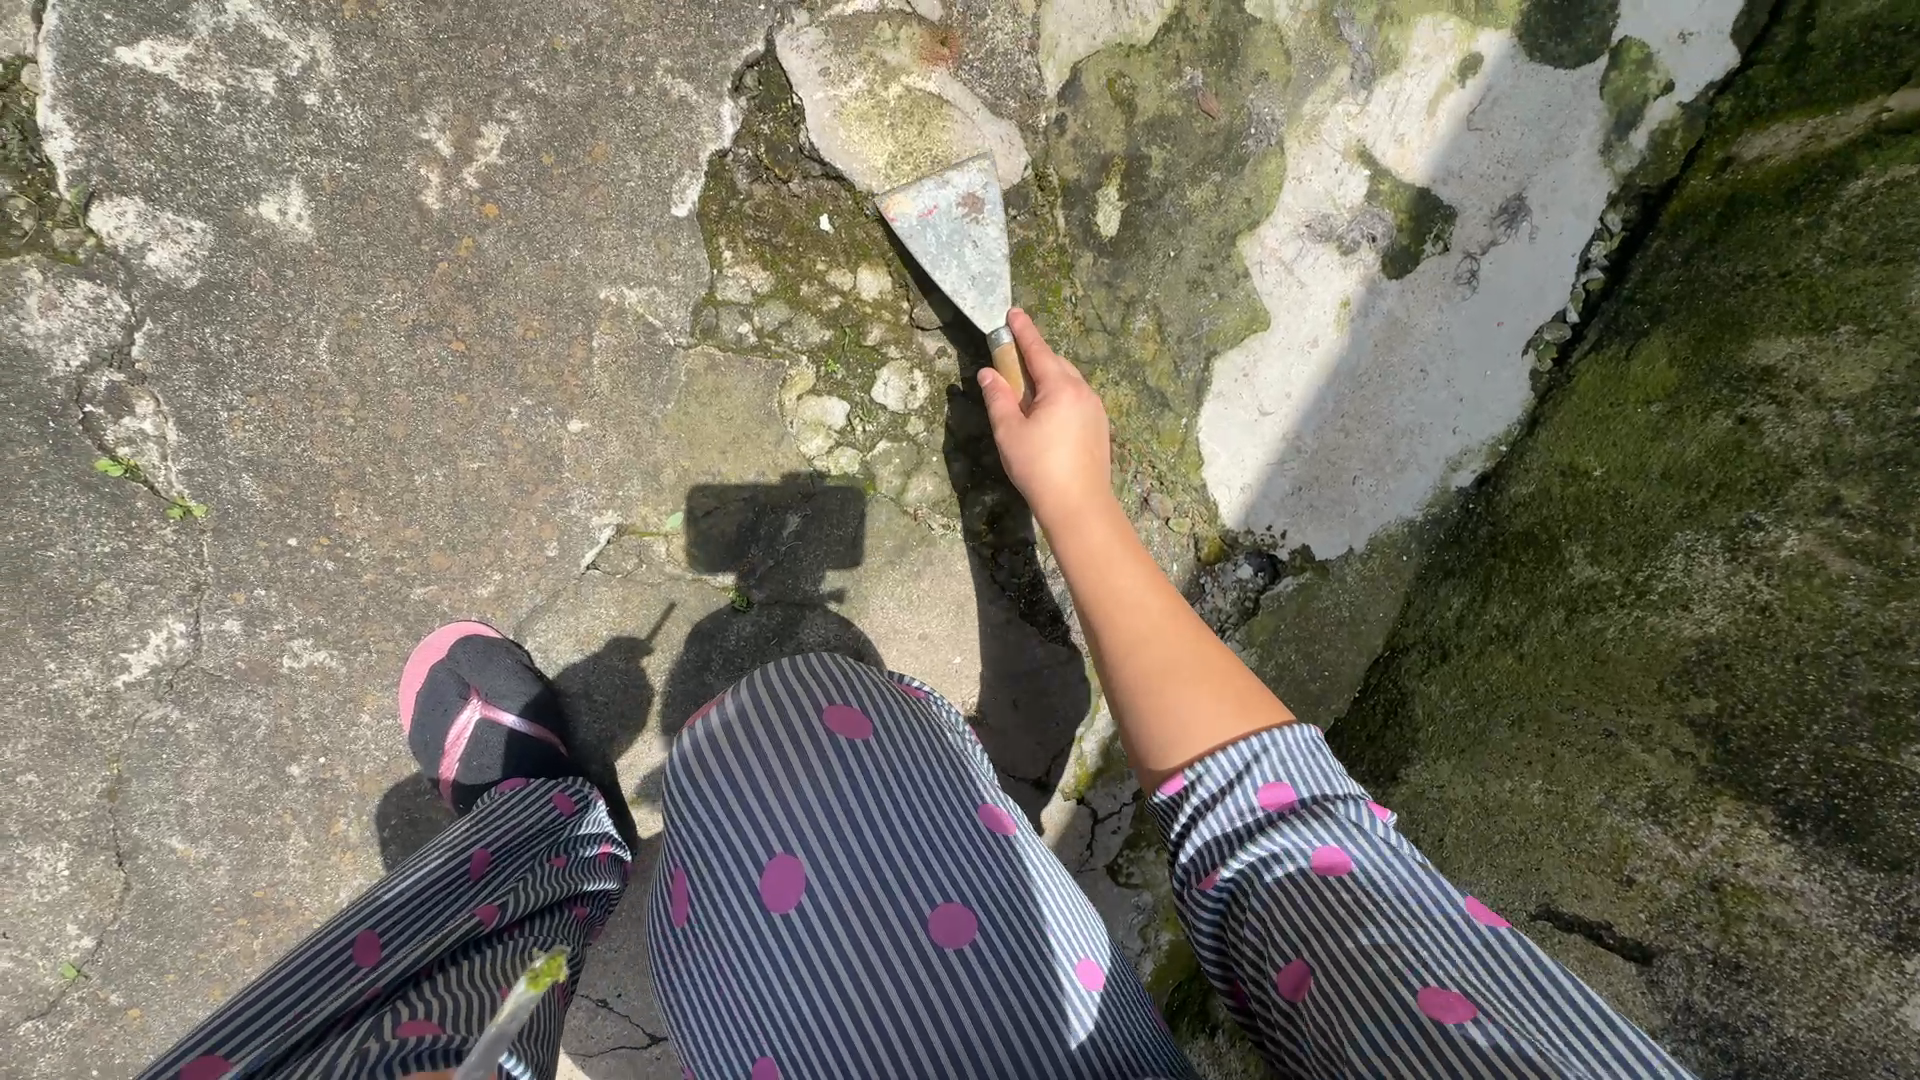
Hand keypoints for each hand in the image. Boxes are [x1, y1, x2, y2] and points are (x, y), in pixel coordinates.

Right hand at [978, 309, 1115, 530]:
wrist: (1079, 505)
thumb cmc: (1039, 468)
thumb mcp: (1008, 432)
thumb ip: (998, 398)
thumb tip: (988, 374)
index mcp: (1060, 387)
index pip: (1038, 349)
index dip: (1023, 330)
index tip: (1012, 312)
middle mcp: (1083, 391)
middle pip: (1056, 363)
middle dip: (1035, 356)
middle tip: (1013, 361)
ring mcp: (1096, 409)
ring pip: (1070, 382)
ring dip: (1049, 378)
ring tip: (1028, 392)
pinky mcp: (1100, 427)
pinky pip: (1078, 399)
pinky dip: (1061, 396)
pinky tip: (1048, 415)